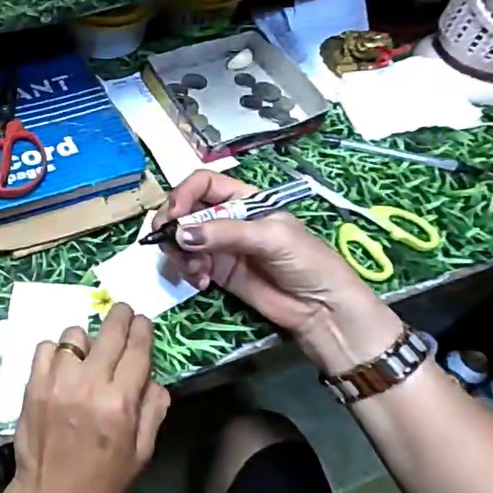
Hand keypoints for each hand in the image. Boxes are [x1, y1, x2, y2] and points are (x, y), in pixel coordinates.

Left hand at [0, 304, 170, 492]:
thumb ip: (152, 409)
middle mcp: (88, 385)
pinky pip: (46, 348)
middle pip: (108, 333)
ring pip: (74, 335)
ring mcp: (56, 381)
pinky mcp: (32, 384)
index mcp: (119, 403)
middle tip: (123, 310)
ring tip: (89, 352)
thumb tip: (152, 376)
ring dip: (87, 339)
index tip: (143, 320)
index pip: (136, 351)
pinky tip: (64, 364)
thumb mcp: (141, 453)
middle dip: (120, 317)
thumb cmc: (103, 483)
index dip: (142, 330)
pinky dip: (57, 350)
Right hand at [154, 170, 403, 372]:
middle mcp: (226, 218)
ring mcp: (219, 245)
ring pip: (180, 237)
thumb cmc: (307, 261)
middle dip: (172, 224)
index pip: (203, 183)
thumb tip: (180, 234)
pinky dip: (186, 270)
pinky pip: (187, 263)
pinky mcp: (215, 270)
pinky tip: (201, 281)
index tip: (174, 215)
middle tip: (170, 243)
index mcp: (244, 199)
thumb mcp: (271, 238)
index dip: (183, 194)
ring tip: (195, 270)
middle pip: (184, 209)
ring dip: (178, 252)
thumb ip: (225, 232)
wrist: (322, 309)